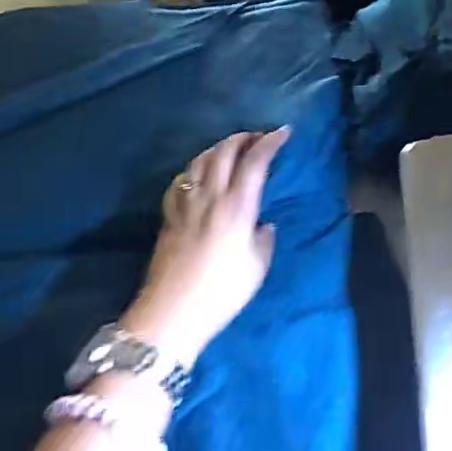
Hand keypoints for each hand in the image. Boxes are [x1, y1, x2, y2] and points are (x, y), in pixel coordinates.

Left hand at [120, 129, 288, 363]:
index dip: (270, 141)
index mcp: (238, 207)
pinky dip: (193, 169)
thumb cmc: (221, 293)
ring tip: (232, 149)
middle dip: (243, 138)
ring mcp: (185, 207)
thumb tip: (262, 224)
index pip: (255, 161)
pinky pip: (180, 182)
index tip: (284, 132)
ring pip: (199, 162)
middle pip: (224, 152)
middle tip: (259, 137)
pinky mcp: (168, 219)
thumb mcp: (257, 266)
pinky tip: (199, 174)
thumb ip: (264, 238)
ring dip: (218, 148)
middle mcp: (210, 198)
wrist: (169, 318)